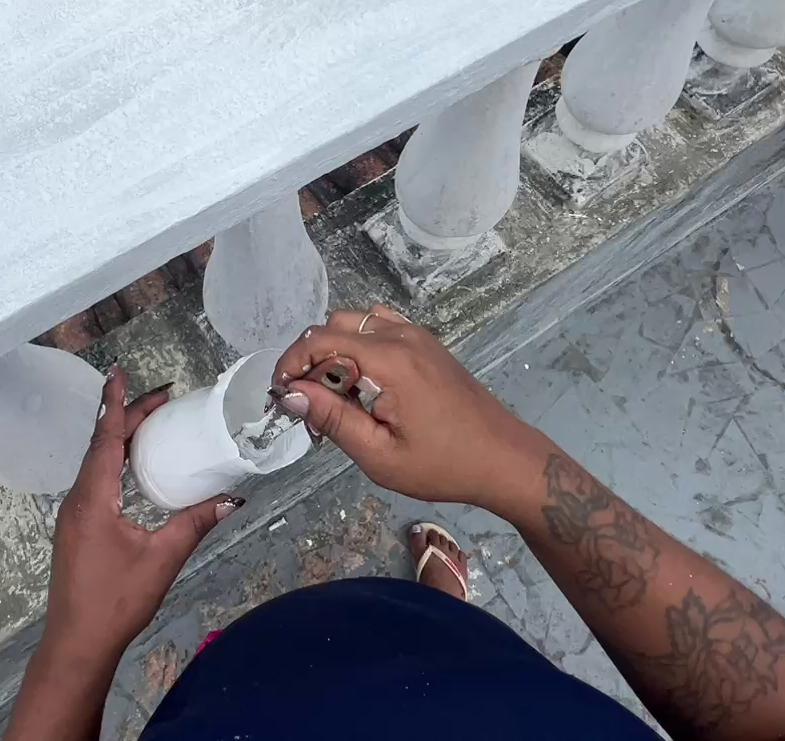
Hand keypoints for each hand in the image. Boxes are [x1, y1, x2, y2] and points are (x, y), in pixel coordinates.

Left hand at [42, 365, 242, 658]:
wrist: (76, 646)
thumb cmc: (115, 601)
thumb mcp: (162, 559)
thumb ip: (194, 523)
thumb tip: (232, 498)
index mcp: (93, 498)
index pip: (105, 437)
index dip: (114, 402)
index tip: (119, 371)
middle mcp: (79, 498)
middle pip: (103, 443)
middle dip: (129, 414)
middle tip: (163, 394)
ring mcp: (75, 512)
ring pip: (98, 460)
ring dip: (122, 434)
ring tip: (151, 418)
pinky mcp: (77, 526)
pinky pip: (96, 477)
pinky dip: (115, 457)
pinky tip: (133, 462)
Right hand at [272, 307, 546, 510]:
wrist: (503, 458)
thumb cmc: (442, 465)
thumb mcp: (379, 455)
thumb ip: (332, 418)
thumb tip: (291, 392)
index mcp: (388, 359)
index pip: (321, 340)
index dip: (292, 362)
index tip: (281, 393)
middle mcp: (400, 335)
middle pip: (335, 323)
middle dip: (310, 356)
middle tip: (309, 399)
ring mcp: (416, 334)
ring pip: (356, 320)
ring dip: (335, 347)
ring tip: (335, 391)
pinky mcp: (426, 342)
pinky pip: (379, 324)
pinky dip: (359, 341)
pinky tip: (364, 377)